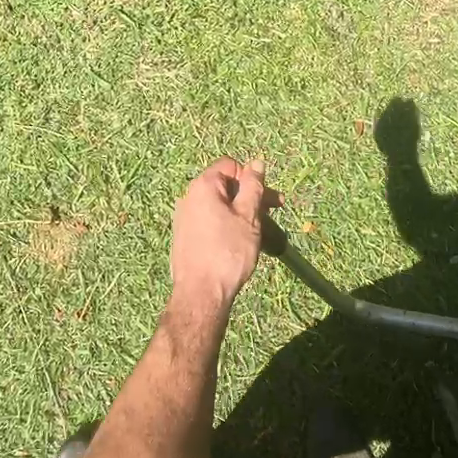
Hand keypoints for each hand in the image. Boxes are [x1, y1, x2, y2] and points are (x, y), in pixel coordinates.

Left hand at [169, 158, 279, 313]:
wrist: (200, 294)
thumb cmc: (228, 252)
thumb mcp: (248, 216)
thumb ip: (253, 187)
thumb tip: (256, 163)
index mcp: (203, 185)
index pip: (231, 166)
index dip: (251, 180)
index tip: (267, 200)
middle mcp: (189, 196)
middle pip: (226, 188)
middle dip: (251, 200)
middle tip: (273, 216)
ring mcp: (184, 217)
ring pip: (220, 208)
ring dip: (243, 217)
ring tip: (264, 238)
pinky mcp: (184, 236)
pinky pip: (211, 223)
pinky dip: (228, 228)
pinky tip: (242, 246)